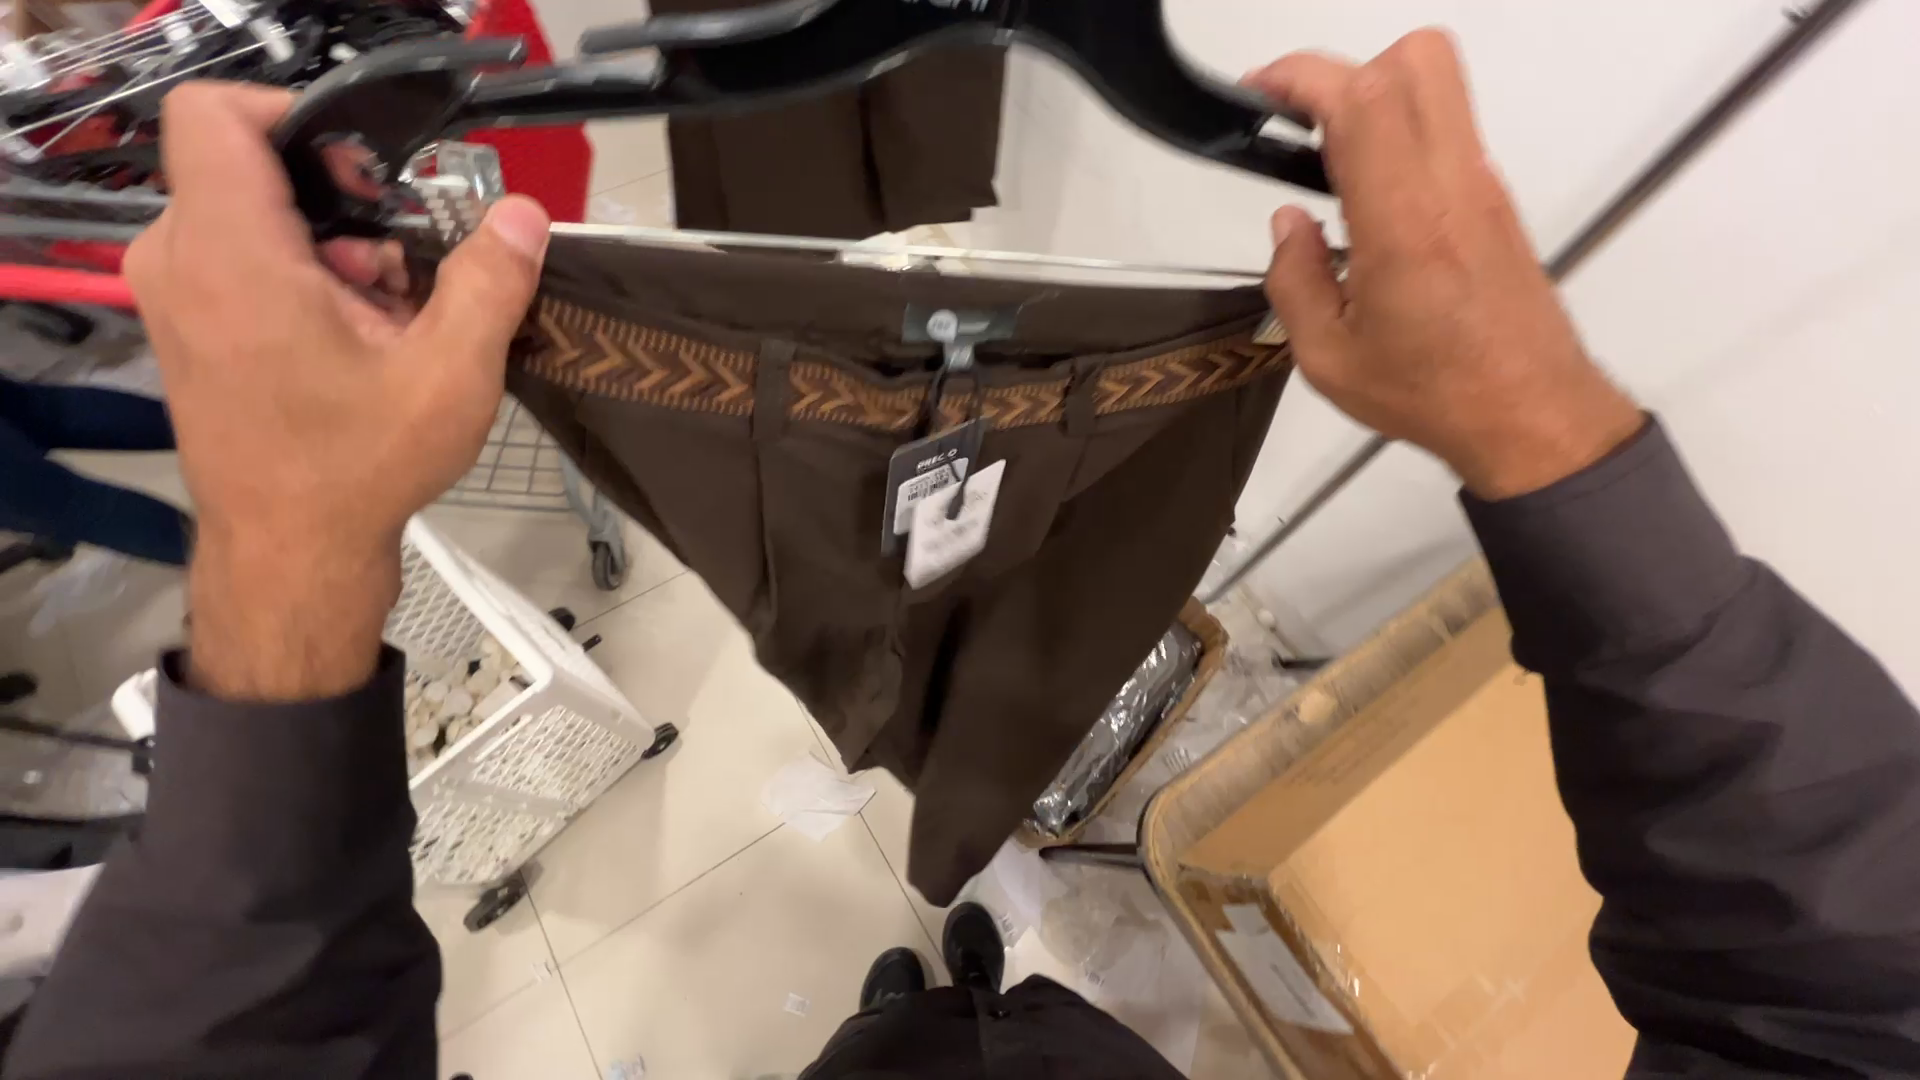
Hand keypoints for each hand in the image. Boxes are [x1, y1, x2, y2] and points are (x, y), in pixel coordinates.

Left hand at [126, 82, 550, 698]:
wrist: (295, 547)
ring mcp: (182, 299)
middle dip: (353, 212)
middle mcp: (184, 262)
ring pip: (263, 228)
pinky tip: (368, 346)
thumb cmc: (366, 461)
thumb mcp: (453, 373)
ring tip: (401, 325)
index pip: (221, 116)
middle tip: (418, 278)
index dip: (303, 118)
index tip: (380, 173)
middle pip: (264, 179)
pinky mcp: (197, 331)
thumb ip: (491, 284)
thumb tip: (525, 215)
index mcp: (235, 255)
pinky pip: (252, 269)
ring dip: (344, 257)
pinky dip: (316, 285)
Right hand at [1245, 30, 1643, 498]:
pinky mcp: (1491, 200)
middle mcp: (1452, 185)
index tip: (1259, 91)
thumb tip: (1287, 224)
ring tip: (1319, 158)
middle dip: (1343, 71)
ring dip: (1370, 100)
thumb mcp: (1327, 357)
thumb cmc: (1428, 392)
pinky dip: (1393, 135)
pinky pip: (1443, 133)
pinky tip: (1357, 195)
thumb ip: (1295, 282)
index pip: (1365, 101)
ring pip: (1436, 88)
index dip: (1304, 76)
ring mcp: (1481, 185)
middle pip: (1415, 62)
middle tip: (1295, 122)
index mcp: (1404, 224)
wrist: (1527, 411)